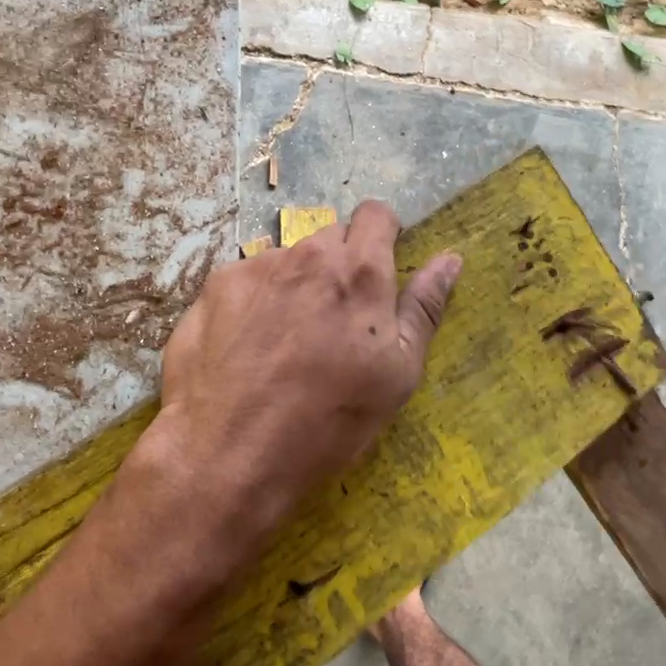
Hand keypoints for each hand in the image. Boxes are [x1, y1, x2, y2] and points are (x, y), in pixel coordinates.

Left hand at [154, 201, 461, 523]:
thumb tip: (449, 259)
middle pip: (330, 237)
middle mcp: (307, 255)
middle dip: (338, 265)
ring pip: (287, 260)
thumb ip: (424, 307)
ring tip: (285, 341)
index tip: (379, 267)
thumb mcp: (398, 374)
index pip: (375, 214)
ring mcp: (256, 267)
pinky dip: (254, 302)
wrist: (231, 450)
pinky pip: (246, 280)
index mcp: (359, 270)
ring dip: (294, 285)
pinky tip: (248, 345)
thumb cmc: (329, 420)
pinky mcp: (216, 286)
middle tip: (334, 319)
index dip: (381, 235)